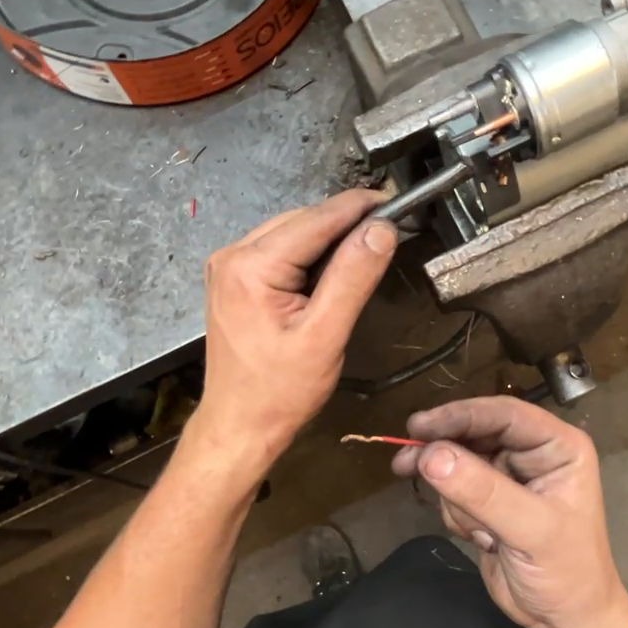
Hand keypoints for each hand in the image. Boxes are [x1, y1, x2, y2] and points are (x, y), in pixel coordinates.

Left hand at [195, 190, 396, 470]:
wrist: (240, 426)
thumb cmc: (280, 392)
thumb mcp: (325, 336)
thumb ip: (353, 278)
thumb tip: (382, 229)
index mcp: (250, 265)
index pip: (316, 219)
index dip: (360, 208)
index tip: (398, 201)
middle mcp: (232, 255)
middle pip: (303, 221)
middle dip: (346, 224)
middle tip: (390, 231)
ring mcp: (229, 267)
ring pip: (292, 234)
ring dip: (329, 240)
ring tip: (368, 250)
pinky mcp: (234, 282)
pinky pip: (280, 253)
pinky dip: (309, 256)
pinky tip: (332, 271)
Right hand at [391, 396, 627, 627]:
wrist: (565, 621)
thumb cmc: (567, 572)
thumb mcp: (530, 531)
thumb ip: (482, 492)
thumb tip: (431, 457)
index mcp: (558, 447)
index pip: (504, 415)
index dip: (461, 416)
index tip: (419, 427)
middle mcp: (533, 455)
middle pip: (474, 434)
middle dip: (445, 455)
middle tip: (406, 465)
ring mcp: (508, 479)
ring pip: (457, 463)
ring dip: (455, 497)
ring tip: (478, 532)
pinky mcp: (487, 503)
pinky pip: (453, 491)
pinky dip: (456, 514)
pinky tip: (480, 539)